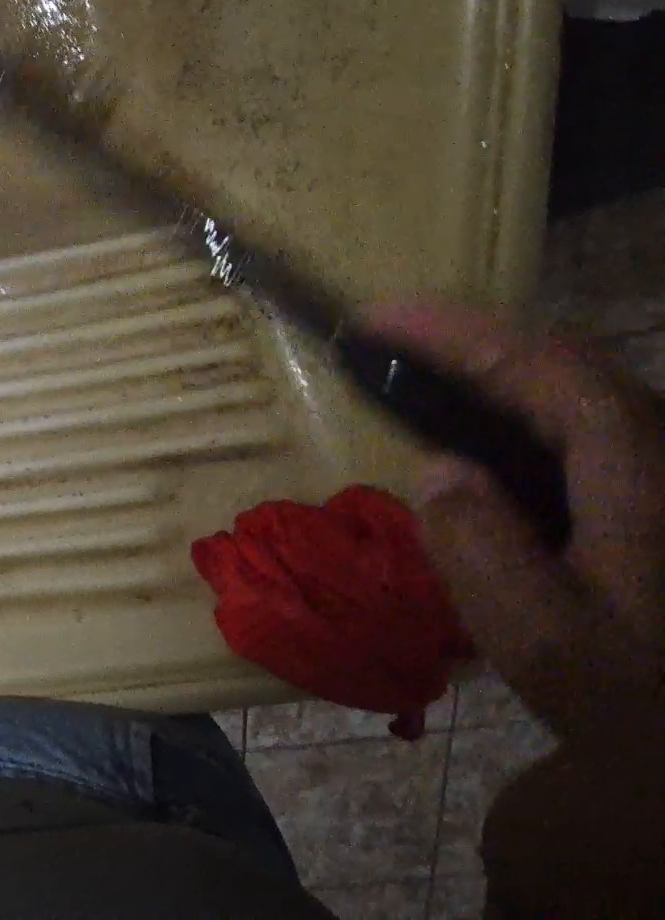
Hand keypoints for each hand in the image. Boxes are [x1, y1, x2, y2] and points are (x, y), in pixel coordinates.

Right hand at [366, 303, 664, 736]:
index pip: (554, 378)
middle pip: (571, 367)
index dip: (463, 336)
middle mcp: (663, 463)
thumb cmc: (628, 697)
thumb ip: (482, 549)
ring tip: (413, 359)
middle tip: (382, 331)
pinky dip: (513, 397)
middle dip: (471, 335)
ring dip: (491, 362)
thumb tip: (436, 467)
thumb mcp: (543, 640)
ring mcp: (656, 477)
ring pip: (578, 389)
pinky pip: (578, 420)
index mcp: (644, 487)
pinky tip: (470, 414)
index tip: (379, 318)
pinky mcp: (644, 497)